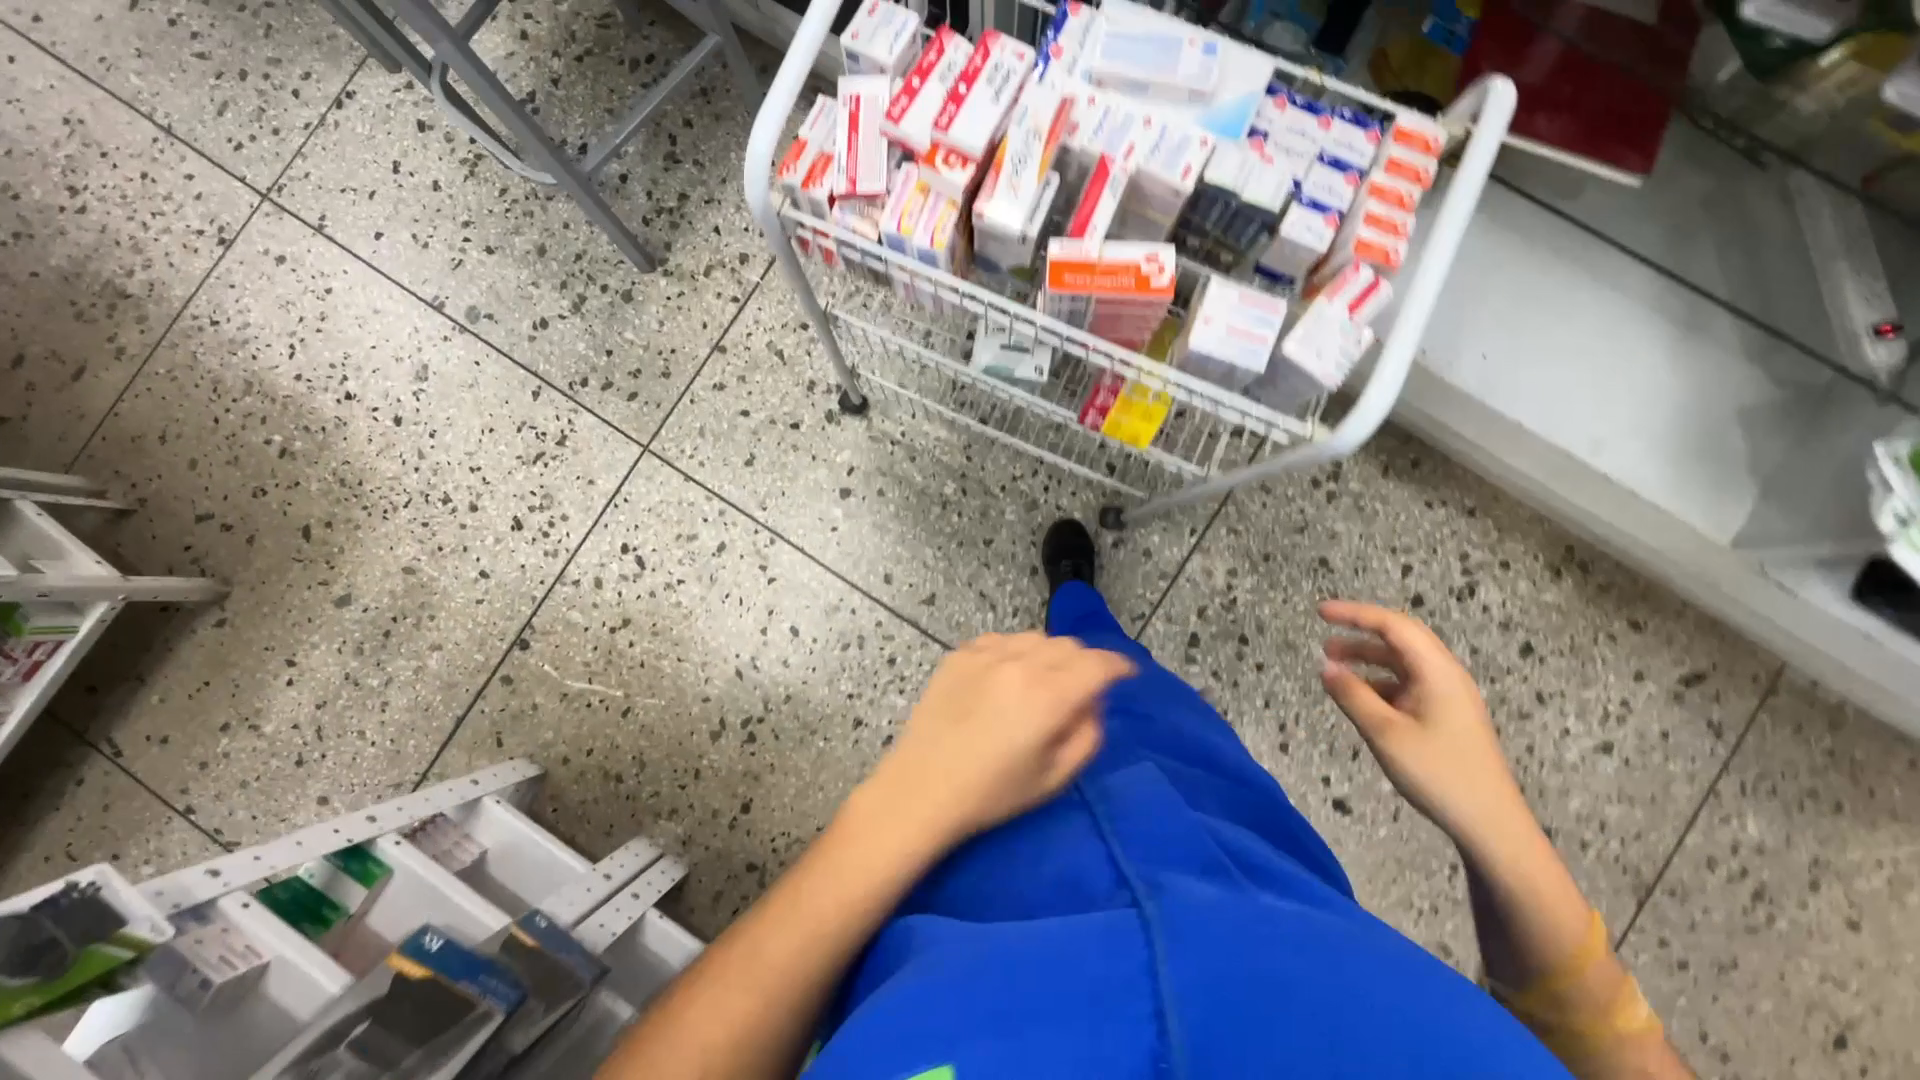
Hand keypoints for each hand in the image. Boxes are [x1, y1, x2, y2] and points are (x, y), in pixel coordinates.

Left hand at [856, 632, 1134, 851]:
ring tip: (1045, 681)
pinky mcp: (960, 655)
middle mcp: (1020, 664)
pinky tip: (1008, 677)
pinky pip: (1002, 641)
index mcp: (1048, 696)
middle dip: (1085, 662)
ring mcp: (986, 655)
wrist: (921, 789)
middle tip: (1083, 687)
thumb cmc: (992, 793)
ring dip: (1051, 654)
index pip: (1098, 664)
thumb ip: (1088, 734)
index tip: (1127, 674)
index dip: (1119, 666)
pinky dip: (1016, 652)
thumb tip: (1094, 702)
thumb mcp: (1055, 776)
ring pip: (1036, 638)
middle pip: (1069, 646)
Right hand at [1317, 600, 1532, 849]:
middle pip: (1401, 641)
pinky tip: (1361, 700)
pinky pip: (1409, 686)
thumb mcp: (1385, 733)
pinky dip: (1380, 684)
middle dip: (1360, 636)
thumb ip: (1352, 695)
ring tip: (1334, 670)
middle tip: (1323, 643)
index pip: (1393, 626)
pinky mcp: (1447, 716)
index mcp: (1437, 671)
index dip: (1355, 614)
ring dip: (1368, 661)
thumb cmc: (1437, 772)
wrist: (1490, 822)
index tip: (1320, 613)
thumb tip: (1325, 667)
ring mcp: (1449, 697)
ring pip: (1404, 665)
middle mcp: (1446, 676)